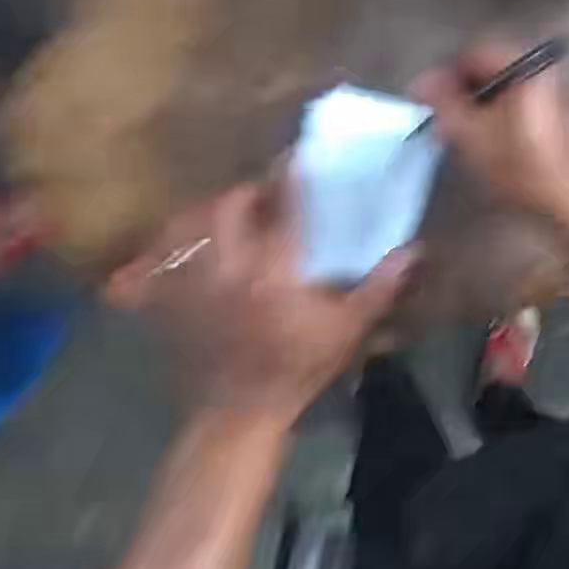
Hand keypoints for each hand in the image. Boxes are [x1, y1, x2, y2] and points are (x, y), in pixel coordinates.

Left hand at [106, 177, 414, 426]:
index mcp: (274, 274)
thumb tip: (414, 249)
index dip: (291, 180)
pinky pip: (153, 262)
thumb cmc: (302, 364)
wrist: (239, 411)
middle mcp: (224, 273)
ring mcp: (186, 288)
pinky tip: (187, 248)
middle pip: (221, 211)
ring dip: (205, 212)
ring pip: (182, 230)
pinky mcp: (164, 305)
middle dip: (244, 193)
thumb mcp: (352, 326)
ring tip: (230, 211)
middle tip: (267, 191)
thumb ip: (381, 286)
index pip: (284, 213)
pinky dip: (169, 247)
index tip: (299, 157)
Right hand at [410, 41, 568, 213]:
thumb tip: (424, 81)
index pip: (476, 54)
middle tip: (437, 114)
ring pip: (499, 88)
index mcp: (527, 71)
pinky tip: (474, 135)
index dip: (446, 74)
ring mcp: (549, 94)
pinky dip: (490, 112)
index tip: (427, 97)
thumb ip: (442, 100)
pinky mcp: (550, 113)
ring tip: (451, 130)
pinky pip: (512, 101)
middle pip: (488, 70)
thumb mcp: (468, 130)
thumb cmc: (514, 162)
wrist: (558, 193)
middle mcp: (543, 75)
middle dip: (458, 90)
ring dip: (472, 103)